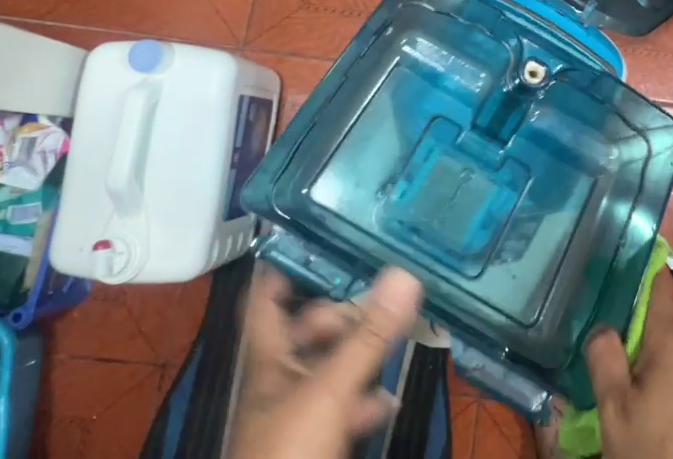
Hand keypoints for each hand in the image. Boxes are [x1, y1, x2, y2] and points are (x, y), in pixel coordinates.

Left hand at [227, 265, 424, 458]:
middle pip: (305, 329)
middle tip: (383, 295)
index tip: (327, 235)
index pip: (267, 294)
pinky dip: (364, 400)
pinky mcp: (313, 445)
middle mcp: (277, 379)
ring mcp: (294, 414)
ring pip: (327, 367)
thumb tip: (405, 272)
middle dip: (344, 311)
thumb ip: (368, 336)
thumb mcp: (331, 390)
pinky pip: (341, 408)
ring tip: (397, 335)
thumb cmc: (288, 454)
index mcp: (268, 356)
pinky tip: (389, 399)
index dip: (288, 263)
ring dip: (359, 352)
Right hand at [584, 281, 672, 458]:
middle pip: (660, 330)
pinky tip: (645, 408)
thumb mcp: (613, 409)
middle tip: (602, 344)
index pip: (659, 294)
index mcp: (672, 348)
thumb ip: (605, 359)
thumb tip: (603, 325)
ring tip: (618, 381)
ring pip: (670, 359)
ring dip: (647, 362)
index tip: (626, 255)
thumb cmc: (650, 451)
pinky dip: (662, 385)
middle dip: (634, 332)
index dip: (643, 273)